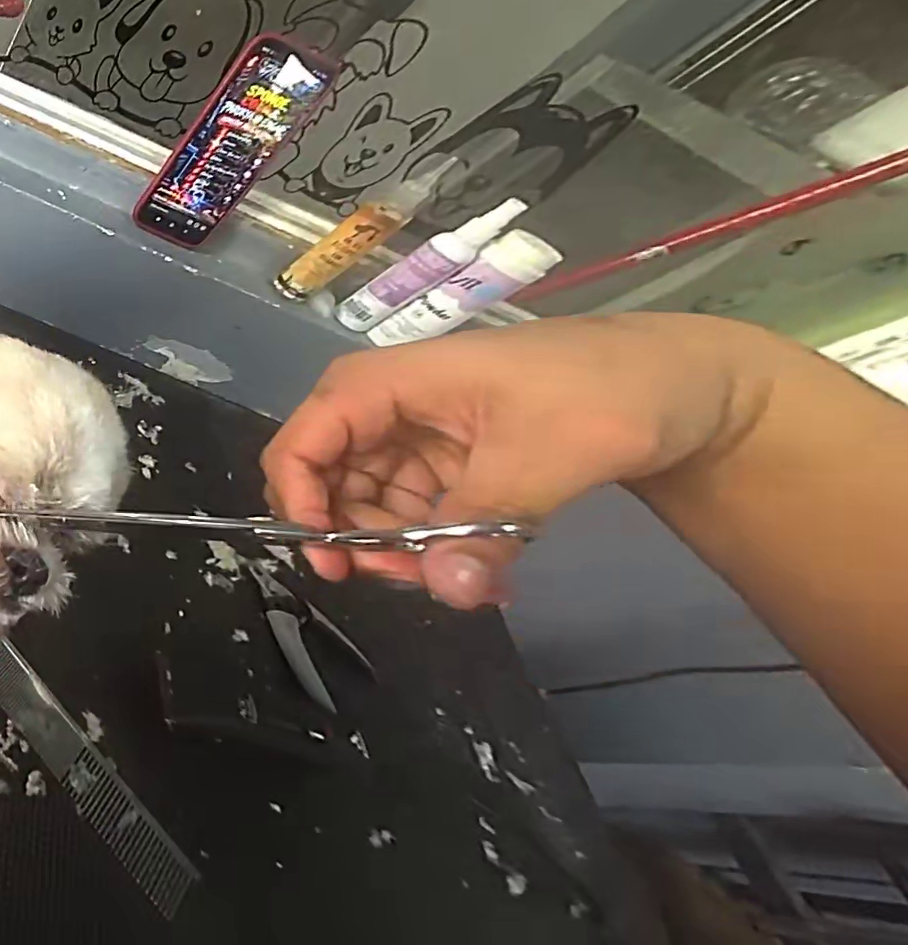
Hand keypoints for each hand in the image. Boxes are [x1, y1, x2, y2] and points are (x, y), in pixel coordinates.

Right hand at [259, 314, 775, 607]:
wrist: (677, 382)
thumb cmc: (602, 389)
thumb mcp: (546, 454)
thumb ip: (487, 525)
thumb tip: (448, 592)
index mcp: (372, 387)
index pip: (298, 447)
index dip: (299, 506)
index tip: (334, 562)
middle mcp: (365, 411)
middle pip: (316, 482)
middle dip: (346, 536)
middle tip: (402, 578)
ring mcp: (390, 438)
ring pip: (350, 505)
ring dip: (383, 547)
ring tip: (447, 576)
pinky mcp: (419, 463)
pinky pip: (390, 512)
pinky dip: (416, 545)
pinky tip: (461, 564)